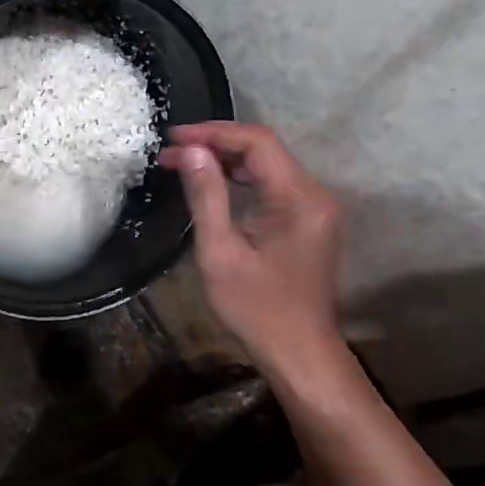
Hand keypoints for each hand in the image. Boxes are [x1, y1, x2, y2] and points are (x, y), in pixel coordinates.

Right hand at [158, 122, 341, 366]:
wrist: (298, 352)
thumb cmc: (257, 309)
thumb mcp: (220, 253)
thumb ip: (206, 196)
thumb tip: (189, 151)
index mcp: (299, 199)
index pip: (257, 142)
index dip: (214, 132)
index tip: (174, 137)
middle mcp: (314, 194)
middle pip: (264, 150)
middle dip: (215, 145)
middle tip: (170, 152)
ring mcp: (314, 208)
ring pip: (267, 166)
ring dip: (225, 161)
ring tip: (181, 163)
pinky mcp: (308, 221)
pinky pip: (272, 186)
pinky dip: (241, 180)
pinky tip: (211, 183)